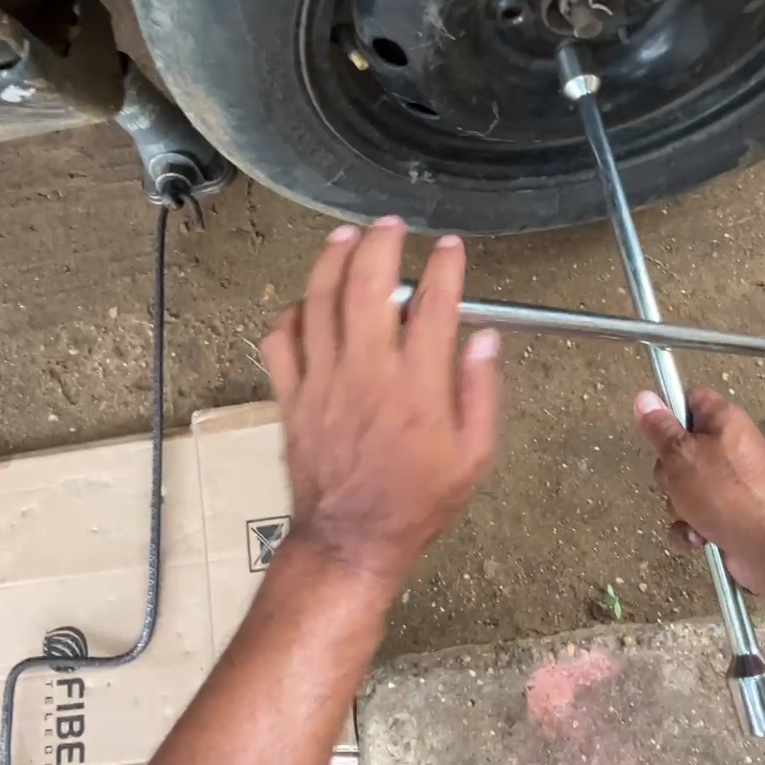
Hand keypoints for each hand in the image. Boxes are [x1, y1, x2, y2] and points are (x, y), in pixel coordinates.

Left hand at [259, 218, 501, 588]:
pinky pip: (279, 343)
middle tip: (390, 226)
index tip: (451, 248)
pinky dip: (289, 314)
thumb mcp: (474, 457)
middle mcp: (367, 373)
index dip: (445, 269)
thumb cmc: (418, 501)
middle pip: (368, 288)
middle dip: (380, 245)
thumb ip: (480, 393)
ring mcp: (322, 382)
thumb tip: (485, 339)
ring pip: (319, 303)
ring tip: (345, 236)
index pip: (433, 308)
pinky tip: (306, 303)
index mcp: (417, 388)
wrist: (352, 539)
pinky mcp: (291, 397)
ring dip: (331, 261)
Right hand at [633, 386, 764, 595]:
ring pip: (685, 484)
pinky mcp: (732, 511)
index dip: (669, 413)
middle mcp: (730, 446)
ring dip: (678, 504)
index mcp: (723, 420)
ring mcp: (732, 481)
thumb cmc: (726, 494)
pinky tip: (696, 535)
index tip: (657, 433)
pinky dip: (691, 526)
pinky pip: (697, 512)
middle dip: (668, 471)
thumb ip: (659, 428)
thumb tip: (645, 398)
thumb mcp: (681, 455)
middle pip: (681, 447)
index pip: (690, 399)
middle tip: (676, 481)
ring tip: (691, 514)